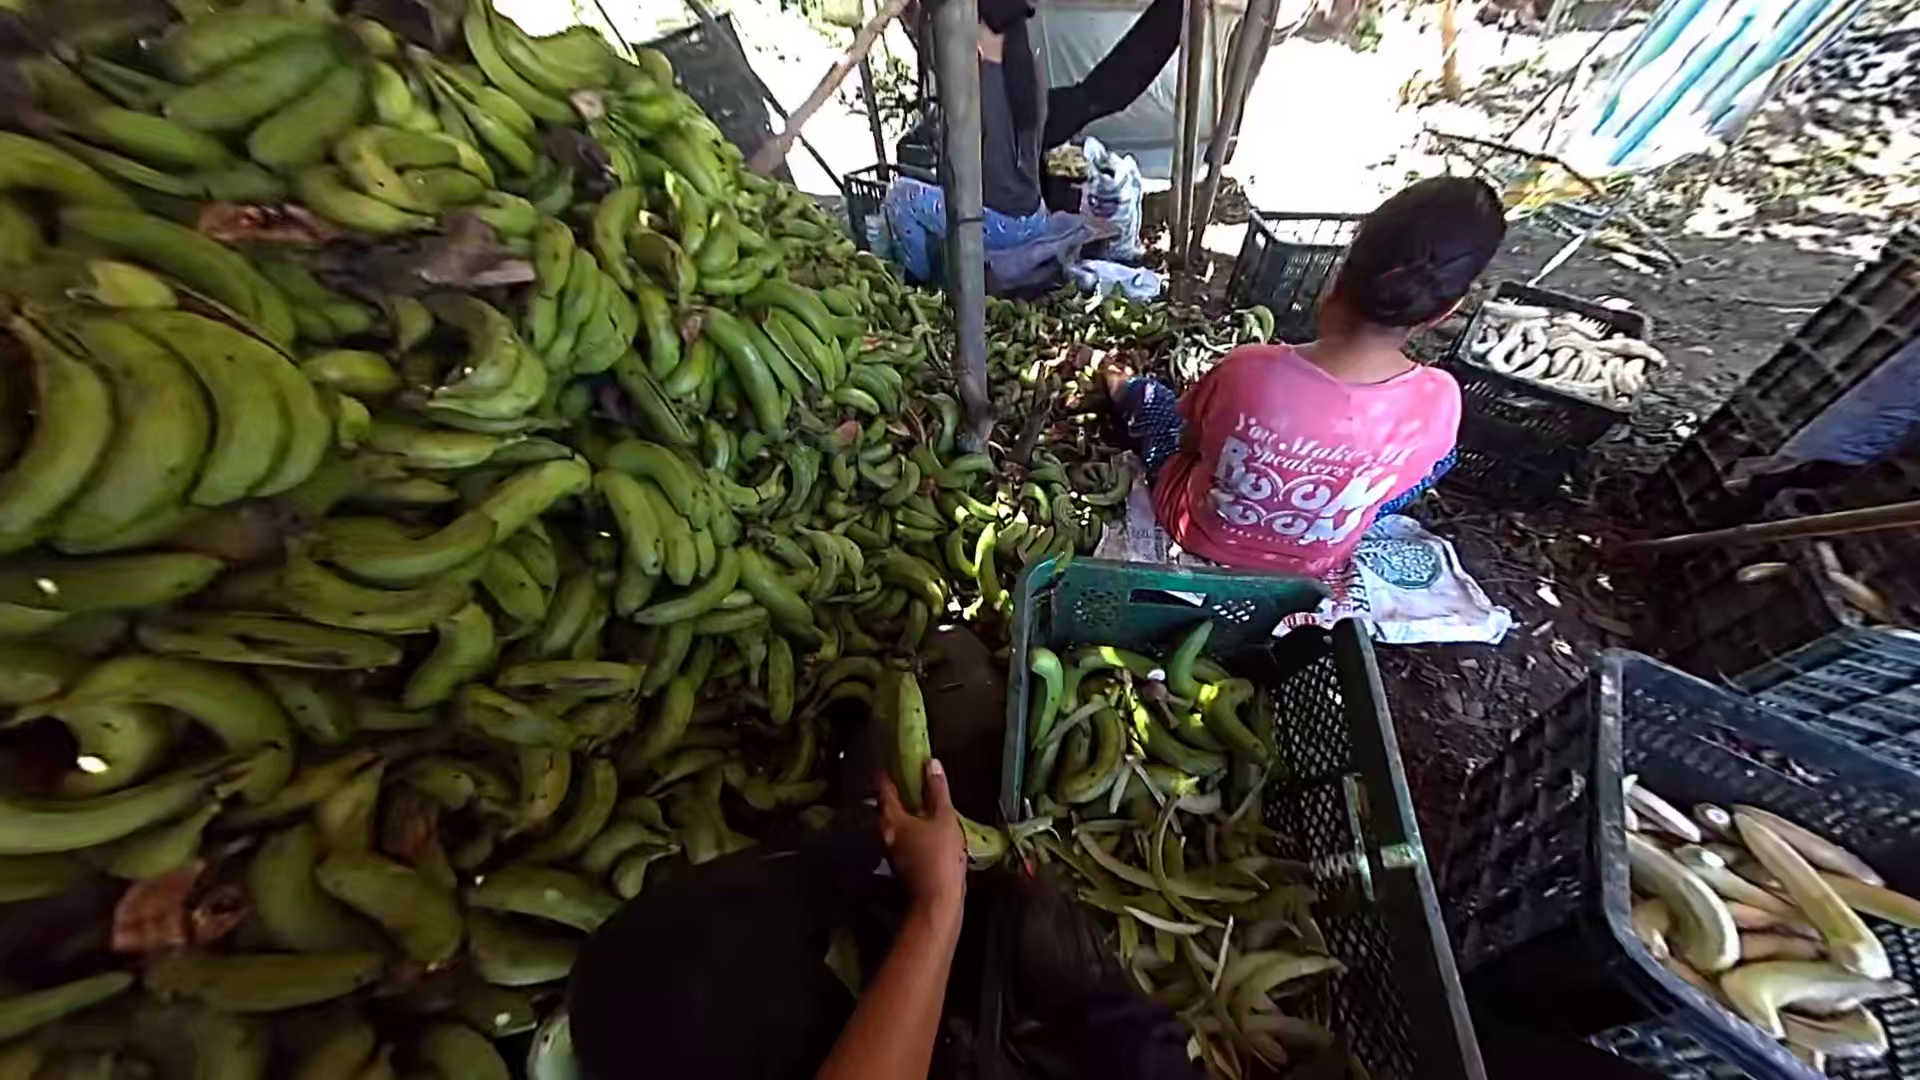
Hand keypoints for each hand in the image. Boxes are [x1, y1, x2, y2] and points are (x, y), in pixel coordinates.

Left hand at [877, 760, 966, 912]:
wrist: (938, 902)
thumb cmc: (939, 856)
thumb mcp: (943, 817)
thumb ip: (937, 790)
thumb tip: (931, 763)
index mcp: (892, 819)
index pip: (883, 788)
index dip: (887, 773)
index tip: (891, 761)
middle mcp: (885, 833)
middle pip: (886, 806)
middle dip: (895, 792)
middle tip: (908, 777)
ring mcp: (892, 851)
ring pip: (894, 823)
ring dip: (904, 811)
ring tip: (920, 799)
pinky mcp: (902, 864)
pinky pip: (903, 837)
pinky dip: (911, 826)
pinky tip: (927, 826)